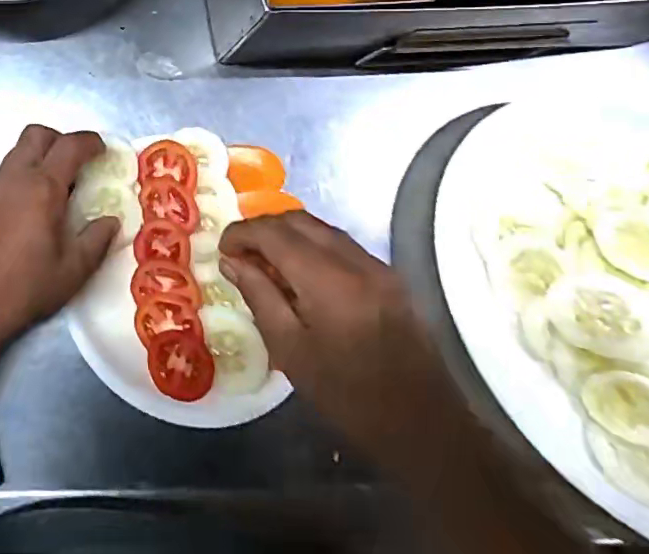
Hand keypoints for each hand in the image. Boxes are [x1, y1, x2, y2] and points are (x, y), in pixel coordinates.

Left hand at [0, 125, 118, 340]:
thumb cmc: (27, 286)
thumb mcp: (74, 269)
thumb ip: (97, 239)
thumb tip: (111, 221)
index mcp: (42, 187)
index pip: (69, 146)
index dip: (90, 141)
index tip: (103, 149)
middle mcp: (16, 177)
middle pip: (37, 134)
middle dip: (61, 139)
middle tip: (78, 163)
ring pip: (18, 150)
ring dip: (40, 155)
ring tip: (59, 185)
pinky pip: (7, 170)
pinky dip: (25, 172)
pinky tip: (35, 204)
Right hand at [217, 212, 456, 462]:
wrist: (425, 428)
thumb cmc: (348, 396)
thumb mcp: (290, 350)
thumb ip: (258, 295)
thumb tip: (231, 261)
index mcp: (328, 280)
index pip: (274, 233)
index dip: (242, 233)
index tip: (222, 250)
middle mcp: (355, 262)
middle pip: (298, 220)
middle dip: (263, 228)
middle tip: (240, 252)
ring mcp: (378, 267)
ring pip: (321, 228)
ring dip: (288, 234)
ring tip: (265, 261)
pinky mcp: (390, 278)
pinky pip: (341, 245)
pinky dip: (312, 246)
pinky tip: (300, 273)